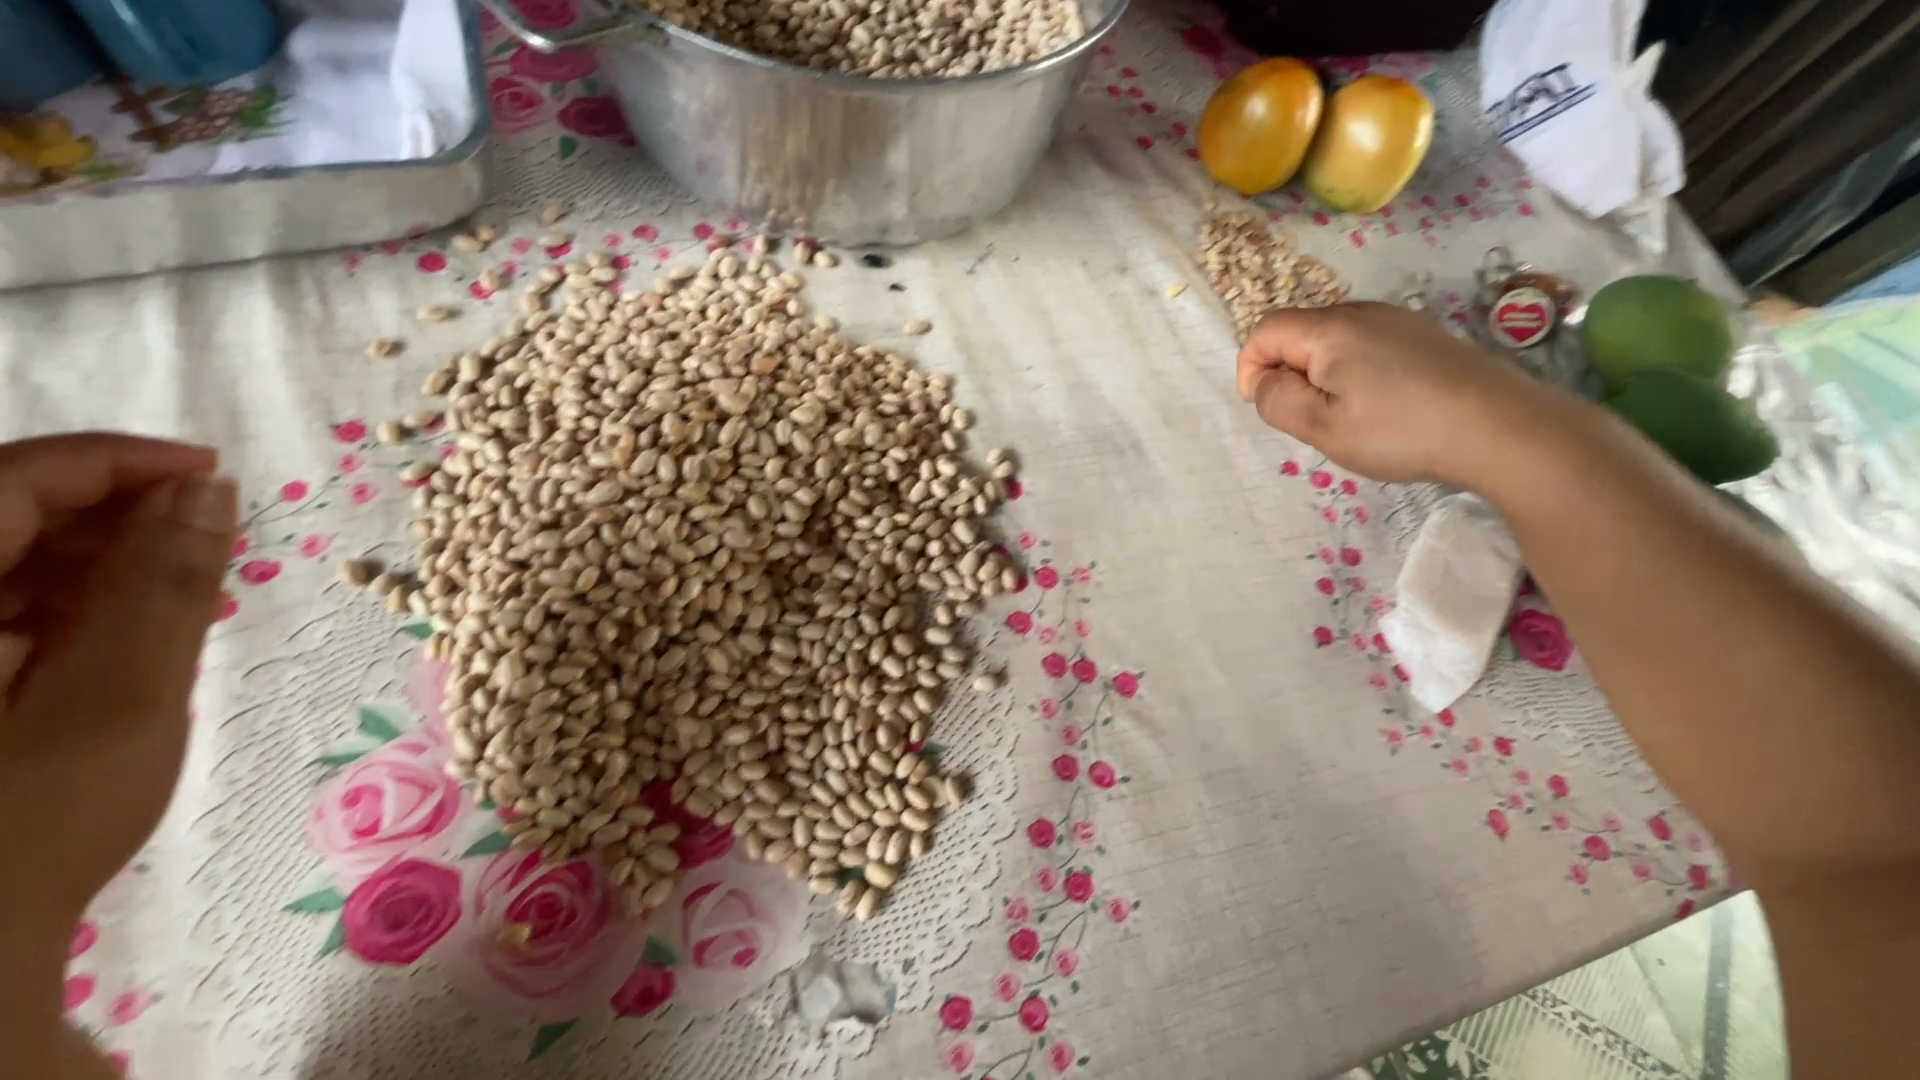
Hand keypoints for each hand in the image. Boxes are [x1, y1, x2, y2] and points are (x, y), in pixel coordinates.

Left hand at [0, 434, 233, 924]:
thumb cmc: (30, 827)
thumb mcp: (120, 699)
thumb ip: (165, 586)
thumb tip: (210, 491)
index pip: (8, 478)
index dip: (118, 460)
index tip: (216, 474)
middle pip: (3, 513)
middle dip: (119, 513)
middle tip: (217, 542)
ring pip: (5, 559)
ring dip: (101, 559)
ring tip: (187, 591)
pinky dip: (71, 603)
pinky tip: (127, 632)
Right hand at [1236, 302, 1561, 486]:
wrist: (1502, 427)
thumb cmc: (1401, 430)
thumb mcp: (1322, 427)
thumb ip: (1278, 401)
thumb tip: (1265, 382)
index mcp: (1329, 329)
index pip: (1264, 331)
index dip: (1251, 369)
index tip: (1269, 407)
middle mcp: (1361, 313)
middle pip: (1299, 333)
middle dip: (1288, 373)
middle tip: (1311, 419)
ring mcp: (1398, 321)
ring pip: (1335, 342)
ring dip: (1323, 376)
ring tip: (1348, 418)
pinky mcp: (1425, 337)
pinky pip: (1369, 347)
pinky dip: (1356, 373)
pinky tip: (1384, 408)